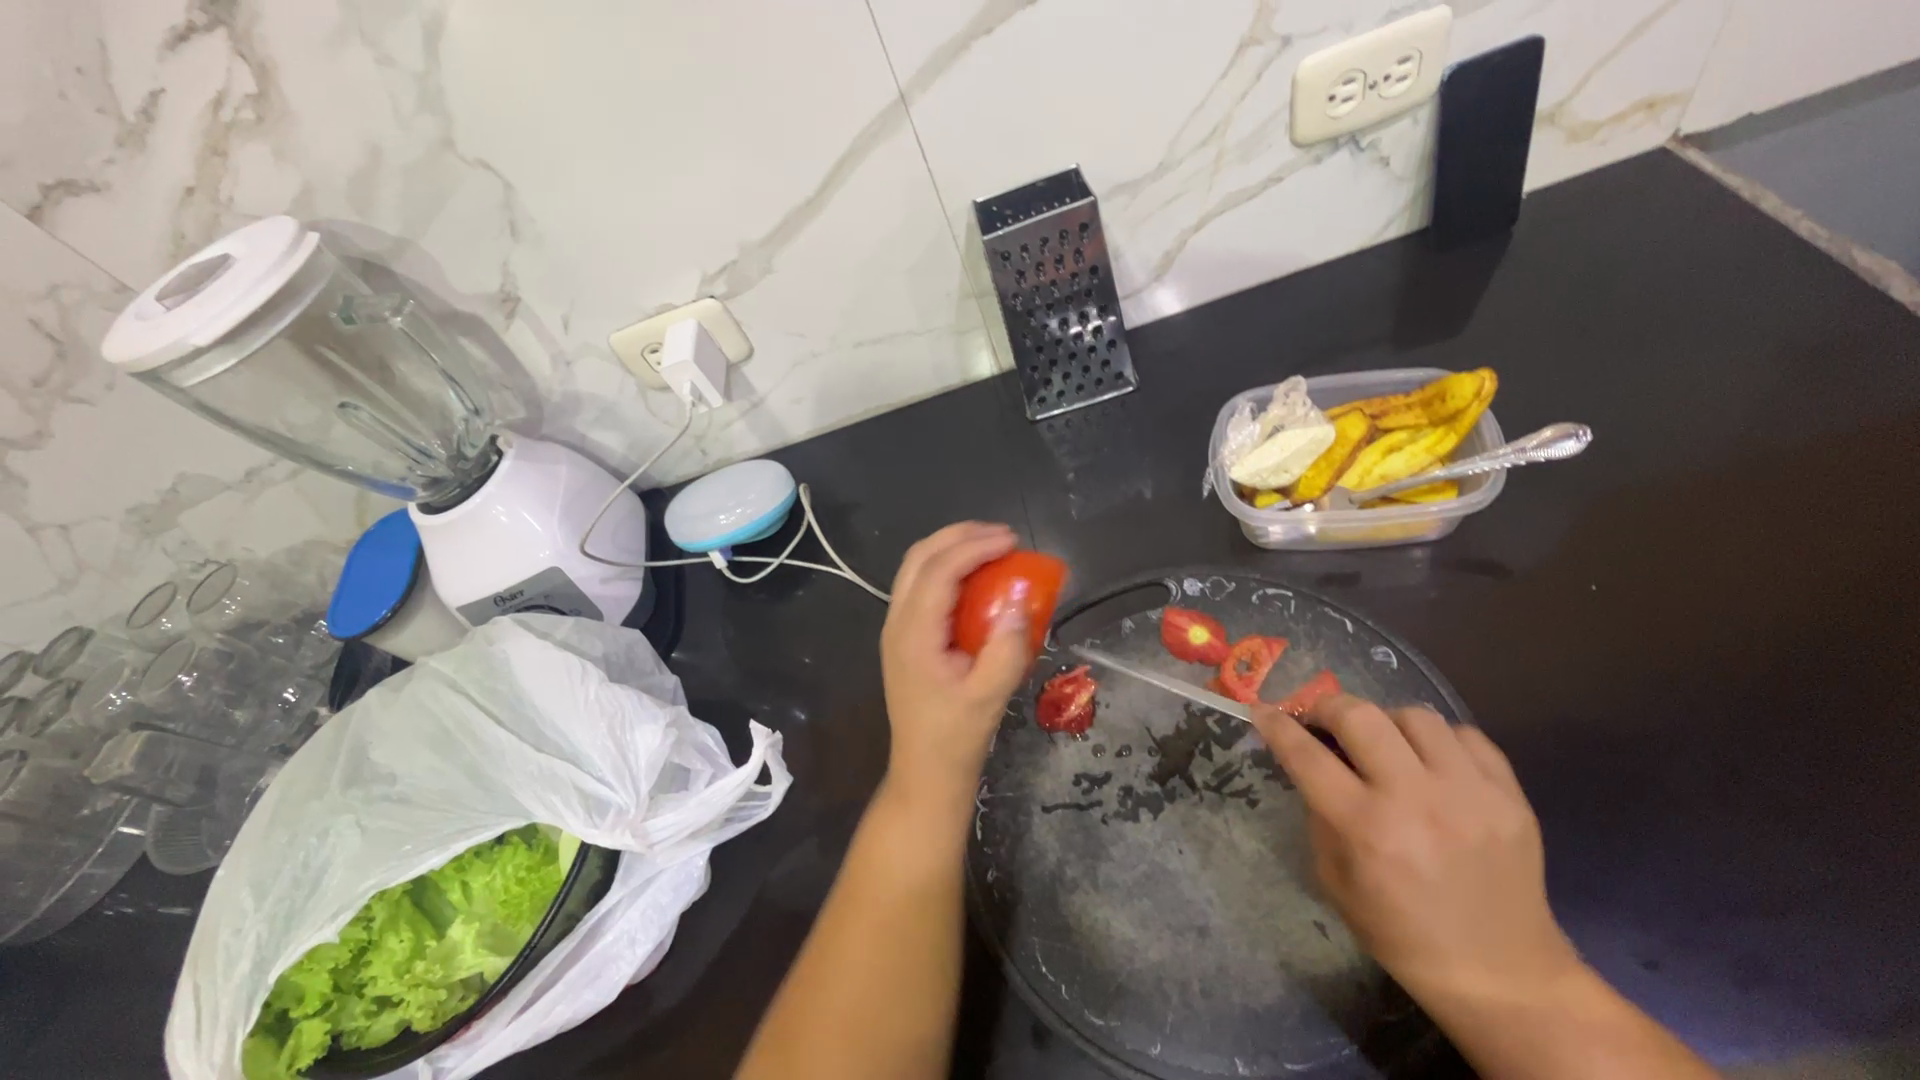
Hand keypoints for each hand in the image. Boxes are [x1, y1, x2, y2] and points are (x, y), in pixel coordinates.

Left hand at [880, 523, 1034, 797]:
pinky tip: (978, 578)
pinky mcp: (905, 637)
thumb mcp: (989, 697)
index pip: (939, 571)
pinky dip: (948, 568)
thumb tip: (1022, 601)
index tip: (1012, 540)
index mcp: (913, 634)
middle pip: (919, 557)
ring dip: (952, 549)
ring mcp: (896, 628)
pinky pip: (921, 586)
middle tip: (1004, 535)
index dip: (975, 547)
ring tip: (994, 548)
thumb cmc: (955, 736)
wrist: (925, 770)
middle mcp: (897, 622)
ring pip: (916, 568)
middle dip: (960, 536)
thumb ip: (1007, 649)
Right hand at [1250, 695, 1582, 1007]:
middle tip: (1321, 721)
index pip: (1308, 756)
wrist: (1498, 971)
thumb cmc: (1400, 933)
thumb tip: (1312, 763)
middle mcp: (1418, 800)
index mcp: (1367, 829)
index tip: (1263, 712)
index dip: (1278, 726)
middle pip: (1360, 716)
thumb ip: (1321, 815)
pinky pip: (1465, 736)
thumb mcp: (1335, 880)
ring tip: (1382, 744)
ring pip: (1415, 716)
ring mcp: (1471, 793)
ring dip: (1386, 722)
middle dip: (1328, 708)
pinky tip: (1430, 763)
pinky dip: (1437, 741)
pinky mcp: (1510, 795)